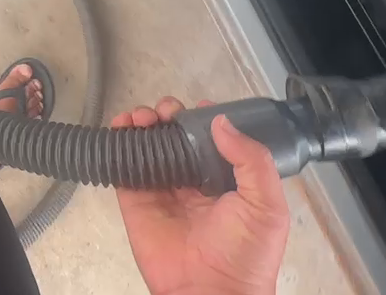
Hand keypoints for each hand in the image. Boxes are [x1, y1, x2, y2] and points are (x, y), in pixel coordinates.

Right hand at [112, 97, 289, 294]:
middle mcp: (189, 177)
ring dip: (143, 119)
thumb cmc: (244, 253)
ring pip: (147, 140)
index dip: (200, 117)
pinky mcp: (133, 194)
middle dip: (168, 113)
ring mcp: (160, 185)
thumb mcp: (266, 208)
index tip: (194, 108)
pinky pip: (122, 160)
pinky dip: (118, 136)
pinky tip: (122, 124)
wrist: (208, 293)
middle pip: (173, 132)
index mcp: (222, 179)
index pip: (208, 138)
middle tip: (166, 113)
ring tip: (143, 117)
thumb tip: (220, 121)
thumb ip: (253, 162)